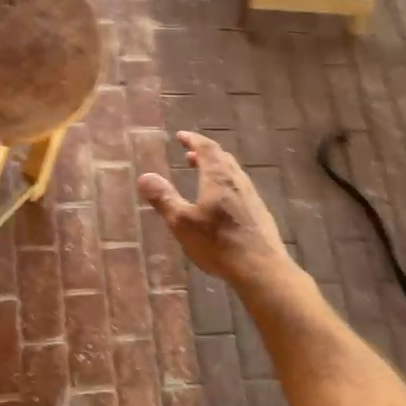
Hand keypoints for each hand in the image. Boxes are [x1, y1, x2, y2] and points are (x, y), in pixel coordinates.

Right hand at [137, 132, 289, 284]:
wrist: (261, 269)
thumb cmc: (218, 243)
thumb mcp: (183, 223)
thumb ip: (164, 199)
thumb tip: (144, 177)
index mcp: (218, 178)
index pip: (206, 148)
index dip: (193, 140)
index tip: (181, 136)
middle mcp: (238, 182)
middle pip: (222, 159)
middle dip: (204, 154)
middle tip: (189, 156)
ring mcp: (252, 198)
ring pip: (233, 174)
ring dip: (217, 170)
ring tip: (203, 177)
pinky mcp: (260, 214)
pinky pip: (241, 189)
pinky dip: (227, 186)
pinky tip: (222, 205)